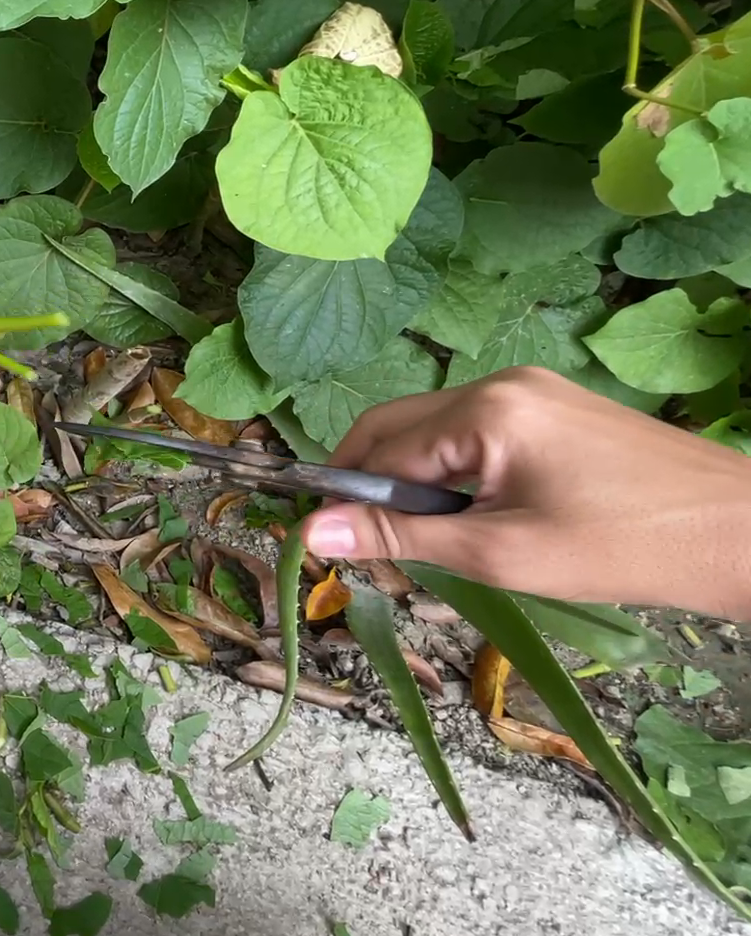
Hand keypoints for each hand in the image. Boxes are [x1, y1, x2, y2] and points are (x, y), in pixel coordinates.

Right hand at [299, 366, 750, 618]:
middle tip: (373, 533)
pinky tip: (469, 505)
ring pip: (427, 428)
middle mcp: (499, 383)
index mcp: (484, 410)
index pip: (380, 450)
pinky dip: (447, 466)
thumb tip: (310, 531)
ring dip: (409, 475)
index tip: (338, 537)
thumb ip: (396, 535)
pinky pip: (466, 429)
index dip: (350, 494)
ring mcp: (529, 388)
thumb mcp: (499, 552)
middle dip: (372, 479)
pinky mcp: (550, 404)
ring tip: (430, 527)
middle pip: (394, 426)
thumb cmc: (626, 549)